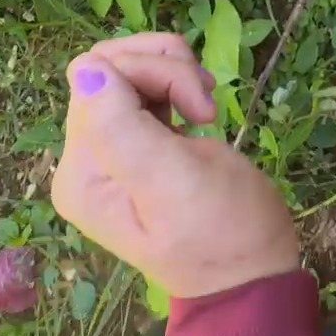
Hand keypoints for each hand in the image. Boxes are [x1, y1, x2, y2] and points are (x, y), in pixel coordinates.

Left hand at [49, 34, 299, 297]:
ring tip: (206, 106)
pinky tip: (200, 110)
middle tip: (206, 105)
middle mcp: (86, 157)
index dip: (152, 72)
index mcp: (82, 171)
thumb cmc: (222, 230)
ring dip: (176, 72)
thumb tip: (84, 67)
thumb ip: (123, 128)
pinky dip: (179, 82)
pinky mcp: (140, 140)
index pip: (97, 75)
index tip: (198, 108)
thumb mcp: (175, 181)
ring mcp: (112, 148)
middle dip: (166, 69)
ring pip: (133, 67)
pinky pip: (148, 84)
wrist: (252, 269)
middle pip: (113, 66)